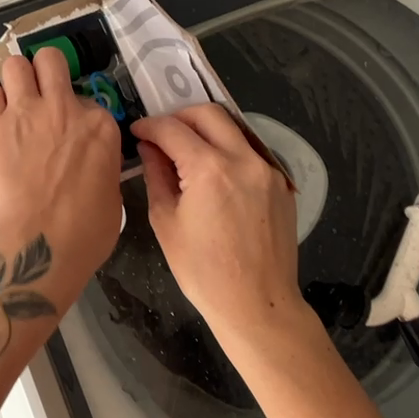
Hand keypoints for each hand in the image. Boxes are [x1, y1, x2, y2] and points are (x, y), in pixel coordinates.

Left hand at [0, 47, 122, 287]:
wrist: (39, 244)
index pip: (88, 99)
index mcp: (100, 126)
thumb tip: (92, 167)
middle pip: (50, 60)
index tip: (72, 133)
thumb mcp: (113, 196)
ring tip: (16, 101)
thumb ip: (103, 168)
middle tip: (42, 92)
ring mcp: (26, 112)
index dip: (78, 115)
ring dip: (16, 79)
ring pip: (15, 64)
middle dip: (46, 70)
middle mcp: (64, 107)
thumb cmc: (85, 232)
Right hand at [133, 104, 304, 342]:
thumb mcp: (165, 222)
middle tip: (163, 135)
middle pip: (208, 113)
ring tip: (188, 150)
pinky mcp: (280, 183)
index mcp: (209, 168)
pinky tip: (216, 173)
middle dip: (180, 116)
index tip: (137, 132)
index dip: (149, 126)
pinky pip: (250, 151)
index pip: (172, 129)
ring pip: (233, 127)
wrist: (257, 304)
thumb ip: (156, 175)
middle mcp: (242, 158)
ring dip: (207, 130)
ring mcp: (267, 169)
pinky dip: (228, 149)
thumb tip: (150, 148)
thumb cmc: (203, 270)